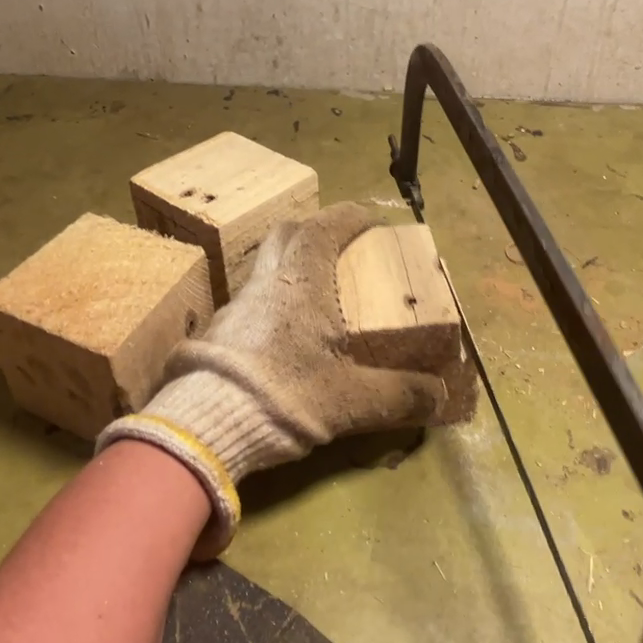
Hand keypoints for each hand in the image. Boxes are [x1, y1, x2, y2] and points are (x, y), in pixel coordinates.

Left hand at [97, 203, 447, 555]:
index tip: (369, 218)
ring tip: (315, 297)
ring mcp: (235, 307)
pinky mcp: (215, 334)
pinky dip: (271, 306)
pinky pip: (249, 304)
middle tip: (339, 247)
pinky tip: (281, 338)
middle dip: (314, 231)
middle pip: (286, 235)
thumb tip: (438, 393)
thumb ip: (398, 394)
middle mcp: (265, 284)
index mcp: (301, 283)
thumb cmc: (285, 395)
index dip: (348, 217)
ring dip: (290, 270)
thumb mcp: (352, 400)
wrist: (204, 425)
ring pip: (264, 269)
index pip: (323, 229)